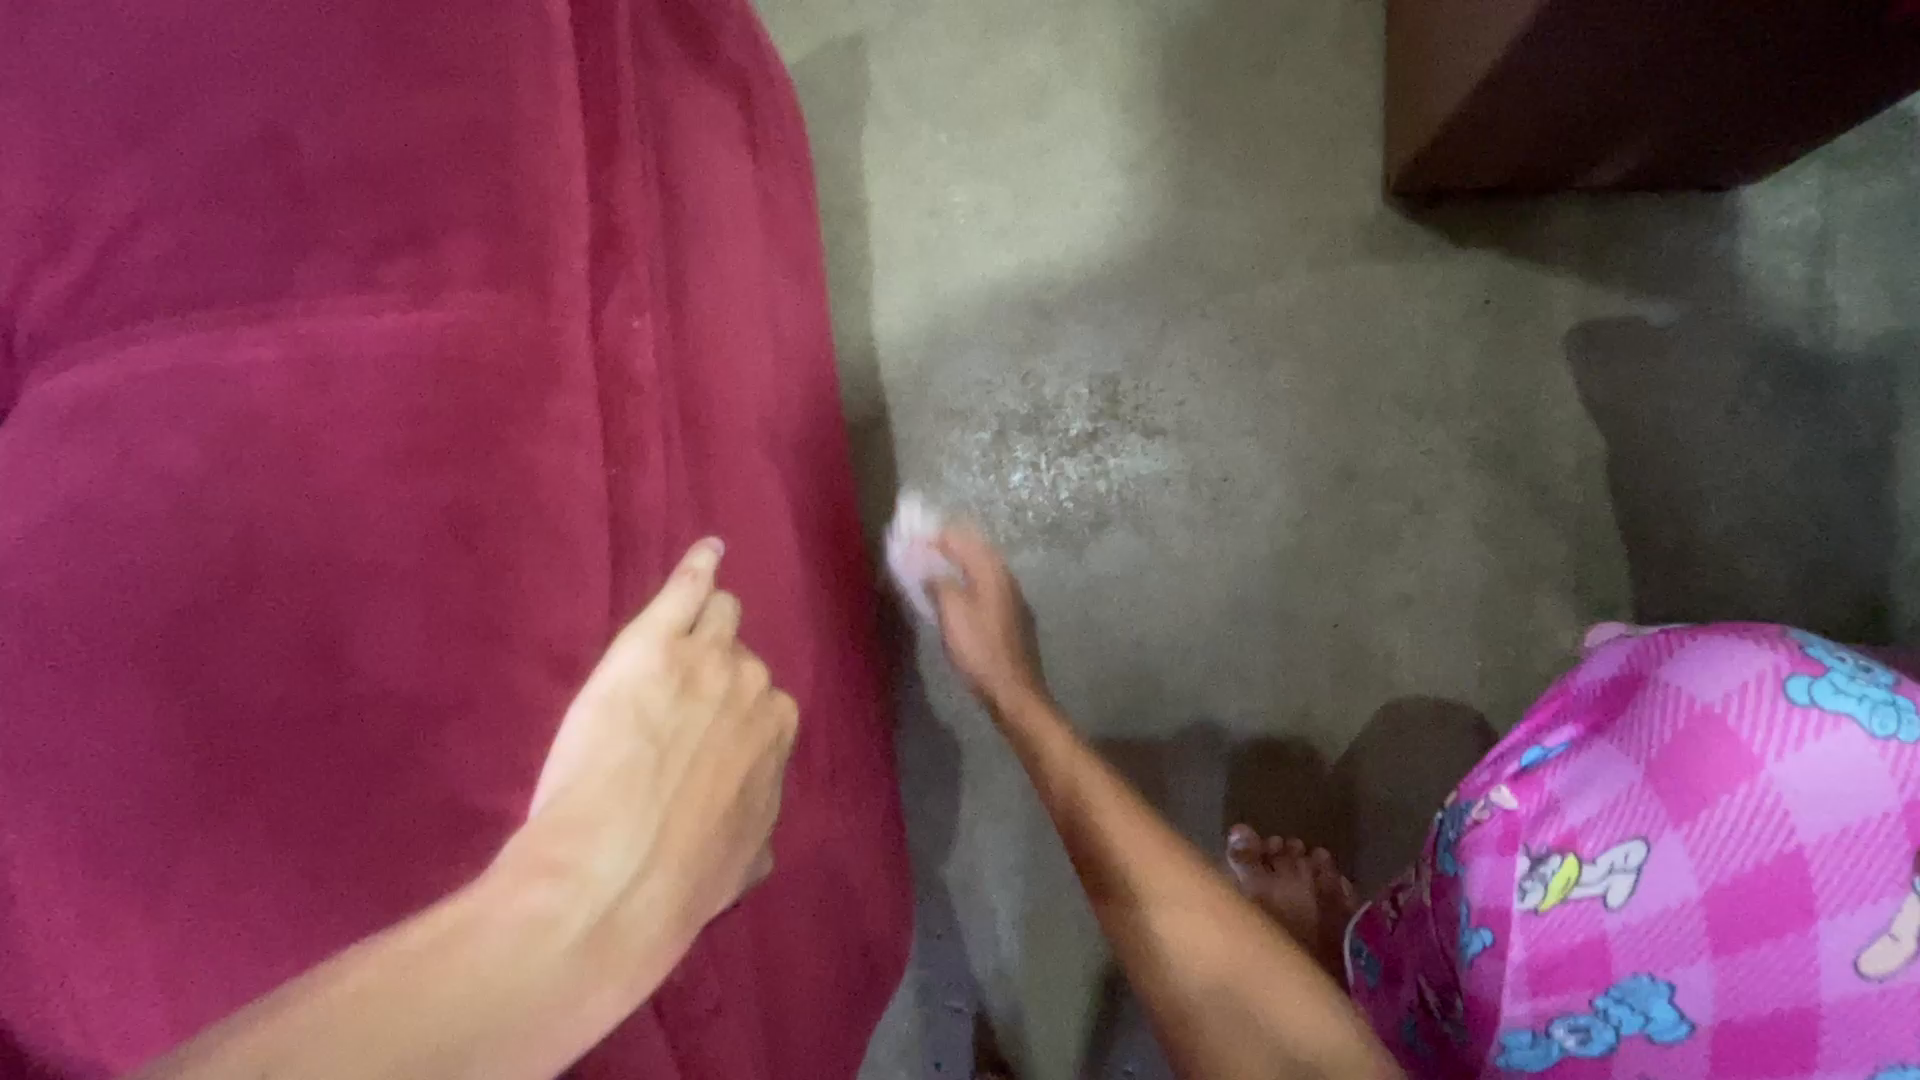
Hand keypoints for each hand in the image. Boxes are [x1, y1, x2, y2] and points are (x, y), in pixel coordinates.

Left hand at [502, 538, 797, 962]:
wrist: (614, 875)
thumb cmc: (680, 878)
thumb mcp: (743, 864)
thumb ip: (757, 833)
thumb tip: (759, 839)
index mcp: (778, 732)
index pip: (761, 703)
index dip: (729, 717)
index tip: (702, 735)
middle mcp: (753, 685)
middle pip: (738, 658)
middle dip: (714, 675)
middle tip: (675, 705)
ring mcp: (704, 658)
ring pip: (718, 615)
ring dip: (704, 624)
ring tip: (678, 636)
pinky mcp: (652, 644)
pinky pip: (687, 588)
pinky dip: (697, 567)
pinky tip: (706, 552)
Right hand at [929, 523, 1047, 708]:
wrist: (1013, 689)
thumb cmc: (979, 649)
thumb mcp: (952, 613)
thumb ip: (938, 583)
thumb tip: (928, 570)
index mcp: (991, 571)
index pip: (961, 539)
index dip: (935, 535)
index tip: (911, 537)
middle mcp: (1006, 577)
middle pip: (976, 549)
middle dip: (948, 544)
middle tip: (921, 547)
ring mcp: (1013, 597)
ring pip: (982, 568)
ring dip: (959, 562)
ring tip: (934, 566)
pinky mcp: (1013, 616)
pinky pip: (986, 585)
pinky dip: (968, 580)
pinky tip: (957, 592)